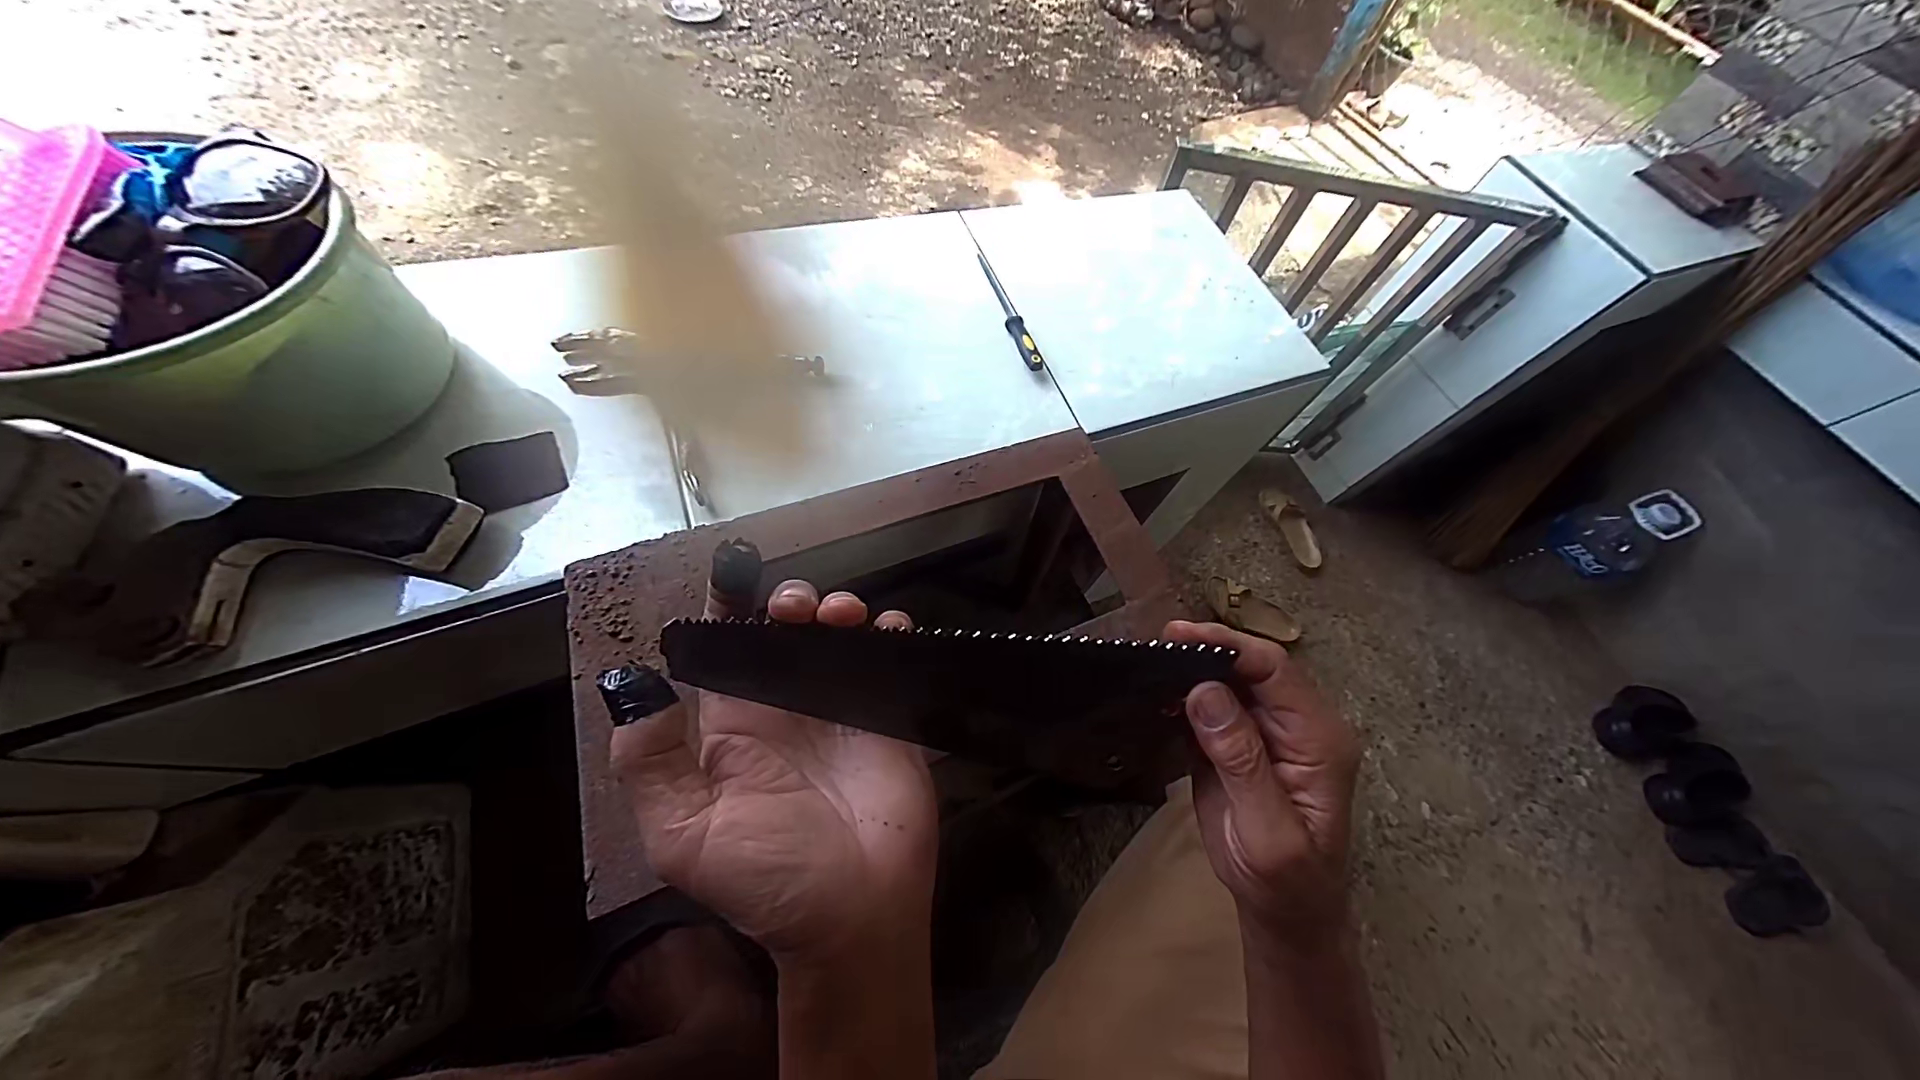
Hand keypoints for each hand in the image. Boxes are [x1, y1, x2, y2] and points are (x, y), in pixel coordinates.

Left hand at [610, 581, 936, 964]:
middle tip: (797, 607)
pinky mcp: (886, 713)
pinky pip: (889, 657)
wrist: (856, 913)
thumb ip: (651, 762)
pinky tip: (886, 630)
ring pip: (838, 634)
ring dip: (839, 608)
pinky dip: (890, 632)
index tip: (735, 568)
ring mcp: (841, 706)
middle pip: (787, 628)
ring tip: (840, 616)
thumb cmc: (771, 877)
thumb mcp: (687, 832)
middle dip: (790, 601)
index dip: (727, 605)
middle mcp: (787, 704)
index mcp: (735, 722)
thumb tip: (630, 682)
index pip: (725, 646)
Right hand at [1163, 620, 1361, 941]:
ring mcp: (1266, 730)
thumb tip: (1206, 692)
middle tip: (1159, 641)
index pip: (1275, 671)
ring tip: (1152, 658)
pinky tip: (1158, 690)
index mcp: (1317, 738)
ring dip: (1193, 666)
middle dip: (1208, 648)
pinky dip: (1185, 692)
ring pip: (1231, 680)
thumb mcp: (1267, 830)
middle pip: (1253, 667)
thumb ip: (1241, 760)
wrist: (1282, 910)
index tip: (1181, 636)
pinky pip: (1213, 702)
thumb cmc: (1285, 880)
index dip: (1229, 646)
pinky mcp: (1237, 740)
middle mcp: (1296, 724)